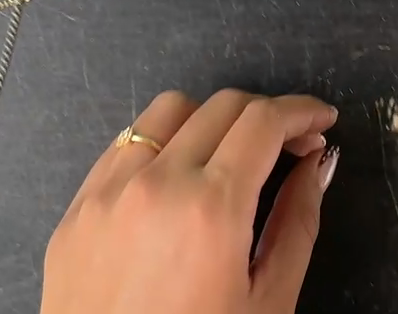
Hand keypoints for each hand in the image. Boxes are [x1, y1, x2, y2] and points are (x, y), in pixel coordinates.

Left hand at [41, 89, 339, 313]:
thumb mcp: (268, 305)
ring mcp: (108, 191)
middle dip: (265, 115)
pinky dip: (162, 144)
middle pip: (223, 104)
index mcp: (210, 208)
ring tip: (227, 158)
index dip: (301, 111)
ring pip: (169, 109)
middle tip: (287, 147)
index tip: (321, 120)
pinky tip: (175, 180)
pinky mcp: (76, 208)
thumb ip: (298, 222)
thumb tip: (316, 161)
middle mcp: (157, 182)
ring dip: (210, 119)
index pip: (264, 121)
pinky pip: (125, 145)